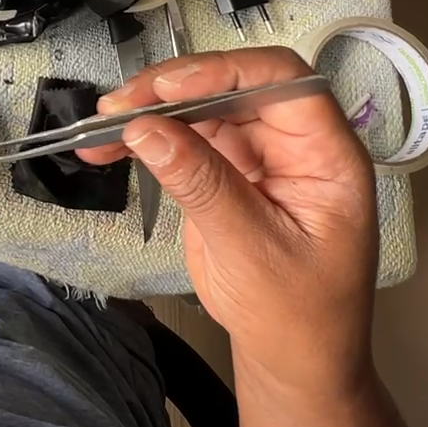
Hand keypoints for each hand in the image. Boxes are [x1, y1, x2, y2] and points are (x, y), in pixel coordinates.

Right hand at [79, 47, 376, 393]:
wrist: (287, 355)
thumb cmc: (295, 312)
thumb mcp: (251, 250)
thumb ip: (202, 184)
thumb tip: (146, 130)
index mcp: (324, 153)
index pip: (282, 81)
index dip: (226, 71)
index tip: (169, 88)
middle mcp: (288, 140)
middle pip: (229, 84)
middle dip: (171, 89)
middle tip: (121, 106)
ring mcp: (251, 150)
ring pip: (194, 105)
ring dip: (146, 110)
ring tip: (102, 125)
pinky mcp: (218, 165)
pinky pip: (175, 135)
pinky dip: (140, 137)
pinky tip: (106, 146)